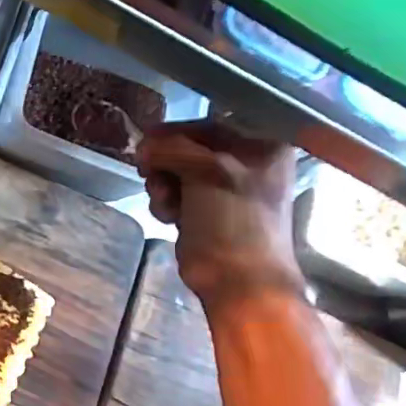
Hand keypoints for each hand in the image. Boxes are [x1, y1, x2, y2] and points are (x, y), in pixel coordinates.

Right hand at [136, 119, 301, 303]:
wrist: (238, 280)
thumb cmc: (234, 220)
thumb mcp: (207, 171)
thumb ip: (173, 148)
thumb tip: (143, 144)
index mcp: (262, 146)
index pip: (209, 125)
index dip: (174, 132)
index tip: (145, 141)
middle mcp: (245, 163)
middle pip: (189, 149)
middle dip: (166, 164)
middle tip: (149, 174)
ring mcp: (224, 190)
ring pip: (177, 173)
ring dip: (162, 186)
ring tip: (164, 203)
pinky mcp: (205, 212)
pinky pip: (176, 195)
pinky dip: (166, 203)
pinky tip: (168, 217)